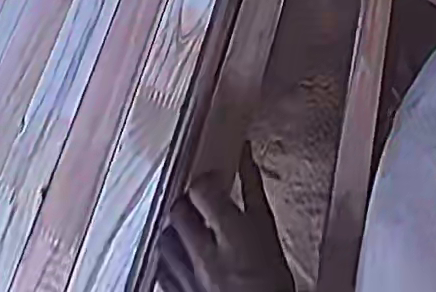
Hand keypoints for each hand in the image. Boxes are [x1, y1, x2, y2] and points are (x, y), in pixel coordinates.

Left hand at [158, 147, 292, 291]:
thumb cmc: (272, 285)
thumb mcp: (268, 230)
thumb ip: (252, 189)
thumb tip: (245, 155)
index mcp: (231, 234)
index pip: (200, 190)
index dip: (205, 180)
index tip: (213, 181)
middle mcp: (206, 257)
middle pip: (178, 212)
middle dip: (187, 203)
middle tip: (200, 205)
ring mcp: (189, 281)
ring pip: (164, 242)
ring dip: (175, 232)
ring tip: (189, 232)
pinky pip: (163, 275)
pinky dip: (170, 263)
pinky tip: (182, 261)